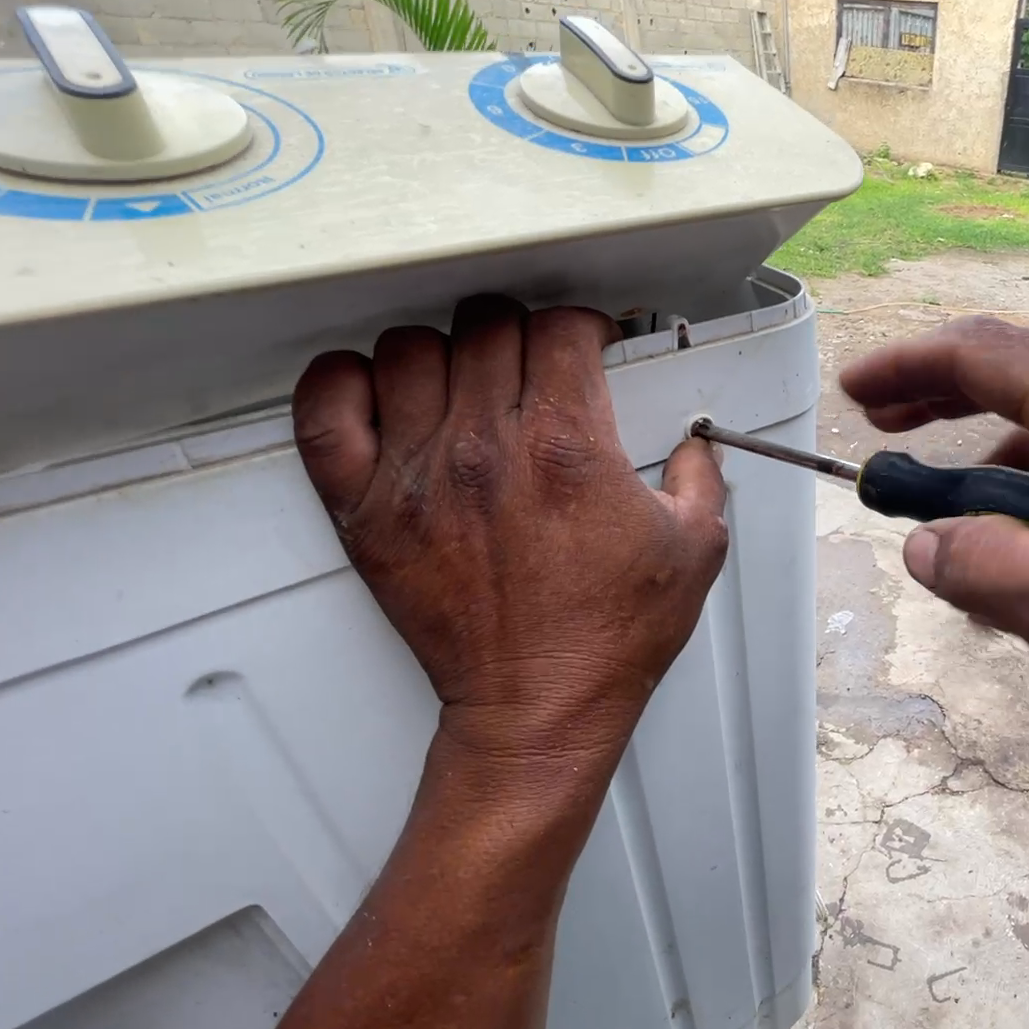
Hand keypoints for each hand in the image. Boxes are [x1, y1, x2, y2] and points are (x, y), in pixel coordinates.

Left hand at [291, 295, 728, 779]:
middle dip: (526, 330)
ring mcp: (418, 476)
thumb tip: (694, 444)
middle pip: (488, 326)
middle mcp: (486, 448)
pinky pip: (326, 410)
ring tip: (474, 377)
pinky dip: (345, 381)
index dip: (584, 325)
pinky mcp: (369, 511)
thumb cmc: (611, 633)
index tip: (593, 343)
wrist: (541, 703)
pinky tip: (384, 389)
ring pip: (411, 350)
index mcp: (568, 448)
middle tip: (542, 360)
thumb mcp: (697, 547)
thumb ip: (702, 476)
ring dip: (450, 350)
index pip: (560, 330)